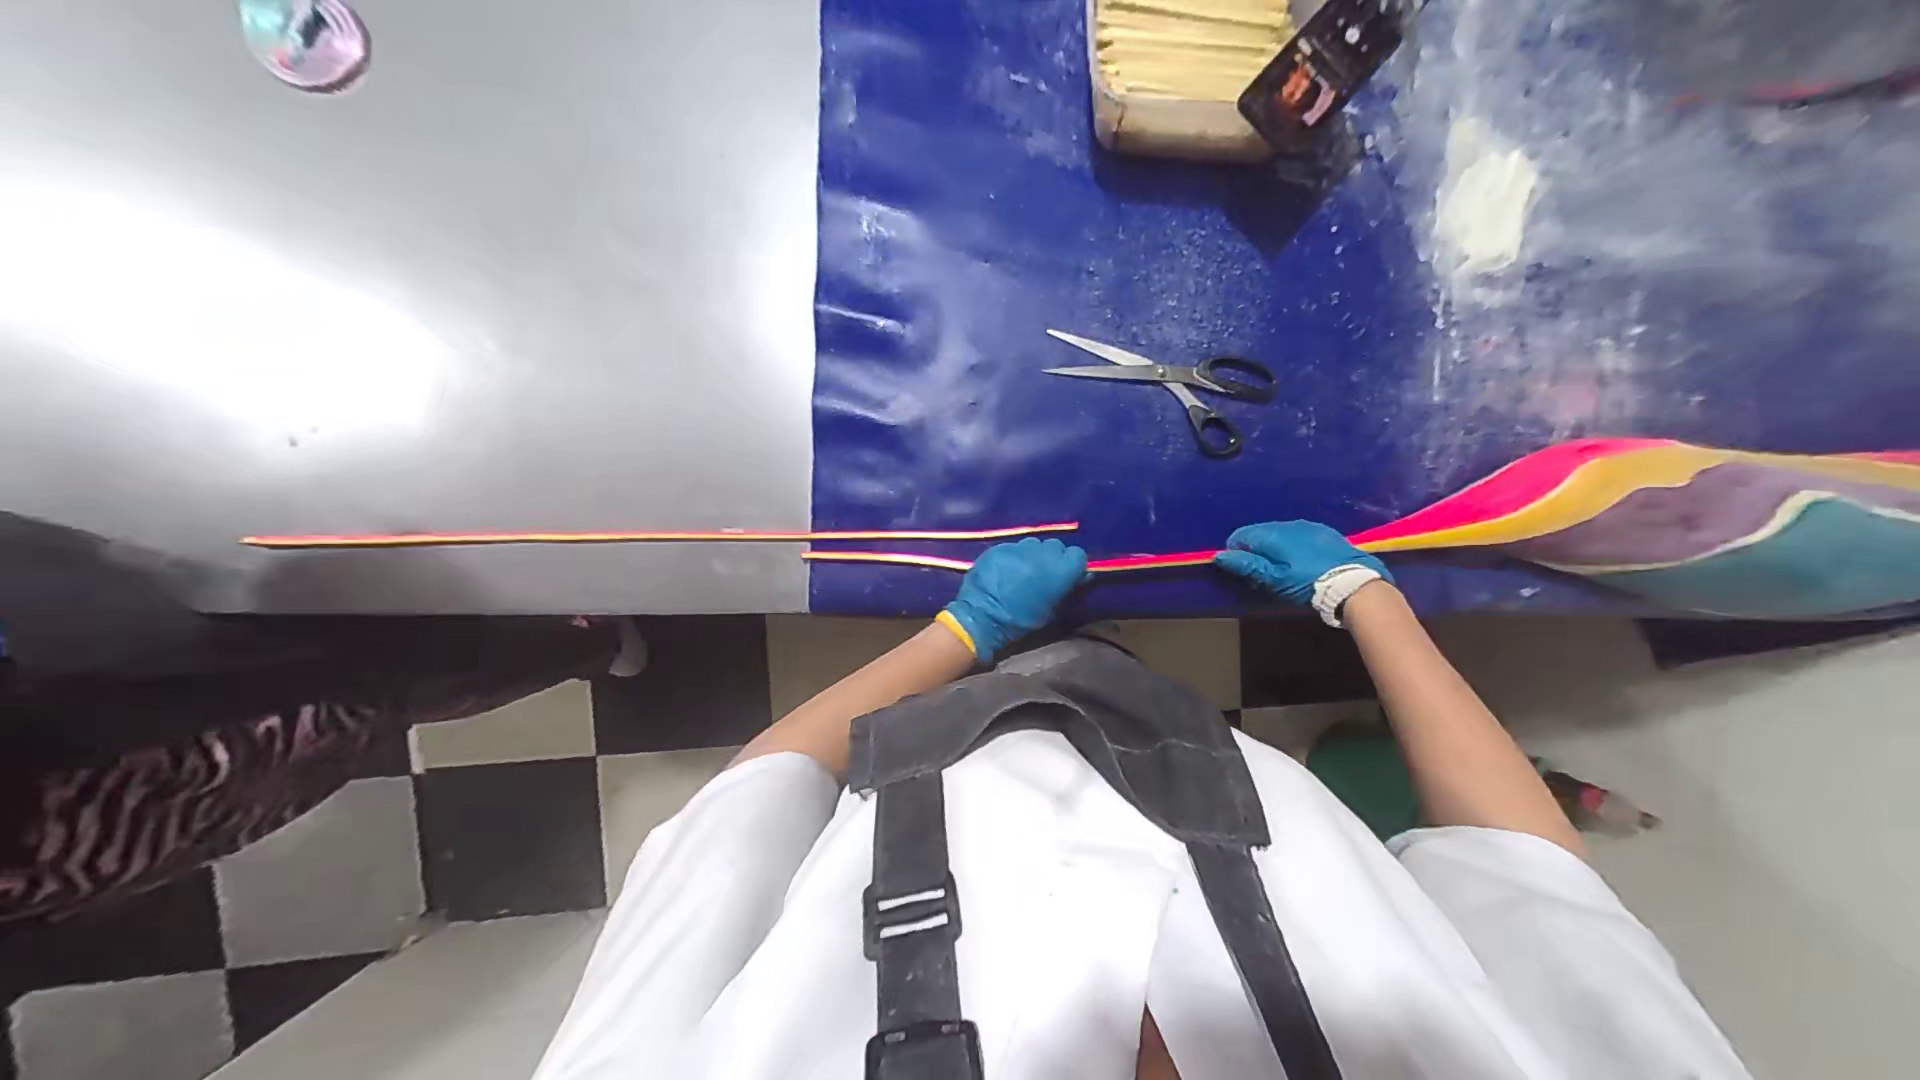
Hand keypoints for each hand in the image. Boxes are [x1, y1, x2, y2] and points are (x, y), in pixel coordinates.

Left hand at [939, 537, 1088, 662]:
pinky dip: (1012, 557)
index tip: (1066, 575)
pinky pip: (1012, 548)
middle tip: (1043, 574)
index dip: (1072, 565)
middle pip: (1056, 546)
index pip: (1078, 554)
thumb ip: (1066, 590)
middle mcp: (1042, 551)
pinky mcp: (999, 547)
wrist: (983, 616)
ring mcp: (1019, 546)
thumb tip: (1076, 579)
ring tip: (1022, 571)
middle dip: (1052, 558)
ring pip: (1033, 544)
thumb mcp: (1051, 611)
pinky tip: (1004, 571)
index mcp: (1060, 569)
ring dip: (1032, 555)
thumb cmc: (1021, 620)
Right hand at [1213, 520, 1391, 608]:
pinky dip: (1293, 546)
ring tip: (1281, 568)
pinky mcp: (1325, 532)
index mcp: (1272, 534)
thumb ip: (1247, 566)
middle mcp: (1288, 524)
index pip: (1240, 536)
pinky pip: (1298, 535)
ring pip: (1279, 533)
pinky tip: (1301, 561)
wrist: (1356, 583)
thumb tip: (1218, 555)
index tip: (1244, 570)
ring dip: (1274, 547)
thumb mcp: (1274, 579)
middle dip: (1255, 550)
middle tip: (1261, 573)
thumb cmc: (1308, 583)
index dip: (1236, 552)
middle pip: (1260, 533)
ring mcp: (1309, 526)